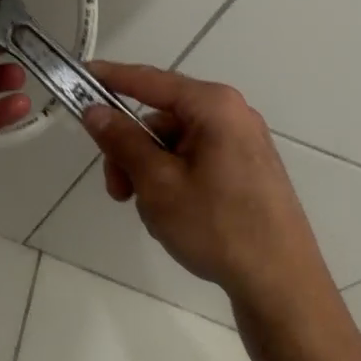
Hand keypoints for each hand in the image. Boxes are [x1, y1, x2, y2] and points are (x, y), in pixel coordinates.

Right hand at [80, 63, 329, 304]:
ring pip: (175, 146)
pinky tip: (174, 217)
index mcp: (213, 106)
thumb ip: (123, 141)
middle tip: (117, 191)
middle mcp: (232, 115)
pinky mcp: (247, 172)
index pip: (149, 80)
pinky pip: (196, 162)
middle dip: (131, 151)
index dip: (110, 78)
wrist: (281, 283)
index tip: (78, 76)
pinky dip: (174, 182)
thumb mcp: (158, 183)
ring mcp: (243, 144)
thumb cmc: (217, 226)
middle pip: (160, 119)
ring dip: (151, 173)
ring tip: (153, 215)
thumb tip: (95, 111)